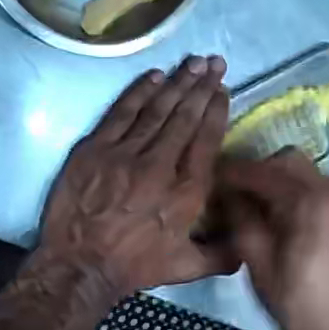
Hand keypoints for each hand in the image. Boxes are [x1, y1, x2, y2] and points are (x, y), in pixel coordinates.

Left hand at [36, 56, 235, 299]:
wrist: (79, 266)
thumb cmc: (134, 266)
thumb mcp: (187, 268)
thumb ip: (223, 253)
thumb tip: (249, 242)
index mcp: (187, 192)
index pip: (206, 139)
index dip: (216, 110)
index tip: (222, 89)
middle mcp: (160, 165)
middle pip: (185, 116)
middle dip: (202, 86)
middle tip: (214, 62)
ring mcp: (125, 153)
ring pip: (156, 109)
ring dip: (177, 82)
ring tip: (192, 62)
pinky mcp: (95, 149)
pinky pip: (121, 113)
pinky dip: (138, 92)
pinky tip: (154, 77)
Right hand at [215, 152, 328, 329]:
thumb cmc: (292, 301)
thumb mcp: (255, 257)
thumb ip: (240, 216)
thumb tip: (227, 191)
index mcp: (313, 203)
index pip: (266, 172)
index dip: (235, 172)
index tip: (213, 174)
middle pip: (291, 163)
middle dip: (259, 171)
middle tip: (233, 190)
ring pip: (307, 174)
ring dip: (279, 181)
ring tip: (254, 204)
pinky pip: (322, 190)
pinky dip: (298, 194)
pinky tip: (281, 216)